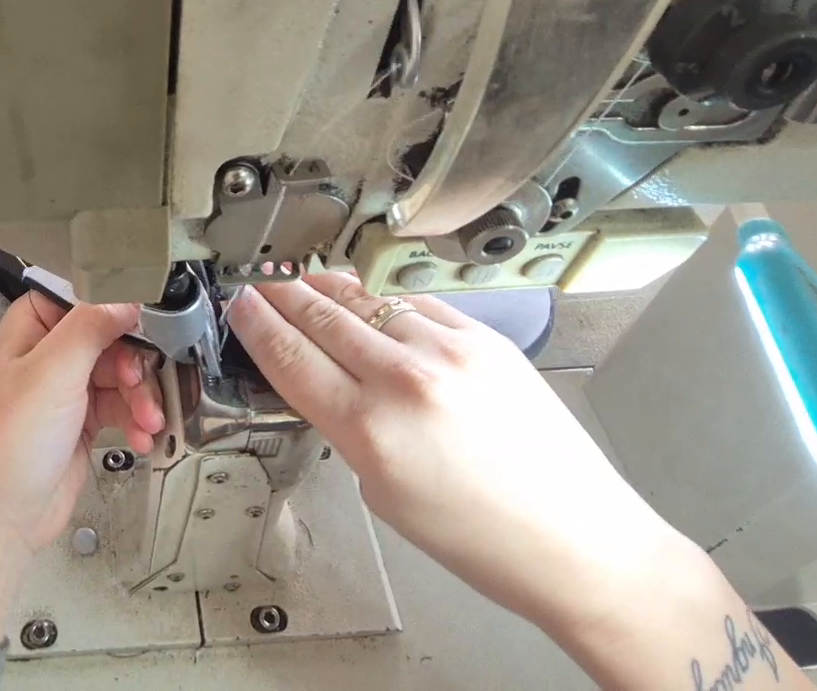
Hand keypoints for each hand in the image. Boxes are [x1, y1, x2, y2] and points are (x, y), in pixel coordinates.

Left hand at [0, 293, 162, 651]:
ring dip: (142, 396)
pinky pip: (125, 404)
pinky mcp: (87, 416)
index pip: (87, 294)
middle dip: (136, 363)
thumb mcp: (52, 372)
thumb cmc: (10, 442)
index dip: (120, 304)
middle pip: (115, 334)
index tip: (151, 319)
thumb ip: (92, 326)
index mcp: (34, 323)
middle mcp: (53, 348)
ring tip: (148, 423)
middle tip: (143, 386)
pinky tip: (141, 438)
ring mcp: (71, 383)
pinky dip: (138, 418)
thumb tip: (130, 294)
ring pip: (126, 370)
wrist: (5, 517)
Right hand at [228, 273, 706, 636]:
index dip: (256, 324)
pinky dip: (382, 298)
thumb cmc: (482, 538)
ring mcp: (449, 351)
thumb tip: (320, 376)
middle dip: (281, 294)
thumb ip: (343, 426)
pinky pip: (414, 303)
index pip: (291, 357)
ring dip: (325, 286)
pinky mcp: (484, 338)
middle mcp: (406, 380)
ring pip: (365, 300)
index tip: (239, 303)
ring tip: (301, 277)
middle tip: (259, 278)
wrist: (578, 540)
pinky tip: (367, 295)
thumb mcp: (382, 492)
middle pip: (321, 317)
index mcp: (370, 431)